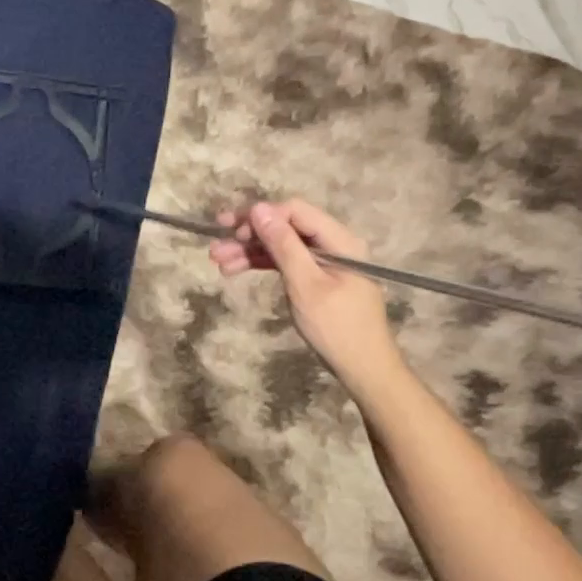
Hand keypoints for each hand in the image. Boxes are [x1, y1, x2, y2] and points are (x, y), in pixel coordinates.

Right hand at [208, 200, 402, 387]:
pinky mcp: (315, 278)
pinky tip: (234, 269)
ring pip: (280, 245)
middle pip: (285, 227)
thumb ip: (283, 245)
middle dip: (249, 234)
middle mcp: (332, 244)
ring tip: (217, 260)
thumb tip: (258, 208)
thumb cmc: (337, 328)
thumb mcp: (306, 285)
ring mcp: (323, 262)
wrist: (365, 371)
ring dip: (249, 250)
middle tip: (217, 243)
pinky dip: (261, 264)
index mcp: (339, 240)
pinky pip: (284, 262)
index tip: (232, 230)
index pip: (294, 211)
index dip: (262, 216)